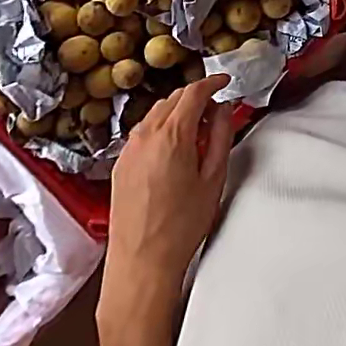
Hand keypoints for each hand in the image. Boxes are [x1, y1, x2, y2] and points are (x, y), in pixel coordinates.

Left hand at [102, 74, 236, 293]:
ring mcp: (129, 151)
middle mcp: (146, 137)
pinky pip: (143, 132)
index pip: (193, 93)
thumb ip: (222, 136)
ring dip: (178, 111)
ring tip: (198, 131)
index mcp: (172, 136)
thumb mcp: (214, 177)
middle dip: (196, 97)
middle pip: (173, 99)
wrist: (141, 263)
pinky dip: (161, 127)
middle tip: (217, 109)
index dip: (212, 82)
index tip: (224, 82)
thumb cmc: (181, 226)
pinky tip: (176, 148)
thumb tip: (224, 110)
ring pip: (156, 113)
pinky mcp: (120, 165)